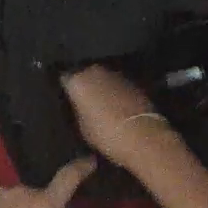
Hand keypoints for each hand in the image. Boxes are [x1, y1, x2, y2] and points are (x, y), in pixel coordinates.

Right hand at [61, 64, 178, 168]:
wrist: (143, 136)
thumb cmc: (105, 134)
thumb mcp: (82, 127)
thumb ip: (78, 111)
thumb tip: (79, 106)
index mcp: (77, 81)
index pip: (64, 78)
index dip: (65, 88)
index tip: (66, 97)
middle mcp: (94, 71)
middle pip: (84, 74)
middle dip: (84, 84)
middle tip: (84, 99)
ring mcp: (115, 74)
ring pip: (102, 78)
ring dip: (101, 86)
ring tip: (101, 103)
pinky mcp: (133, 82)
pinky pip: (118, 85)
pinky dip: (116, 91)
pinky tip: (117, 105)